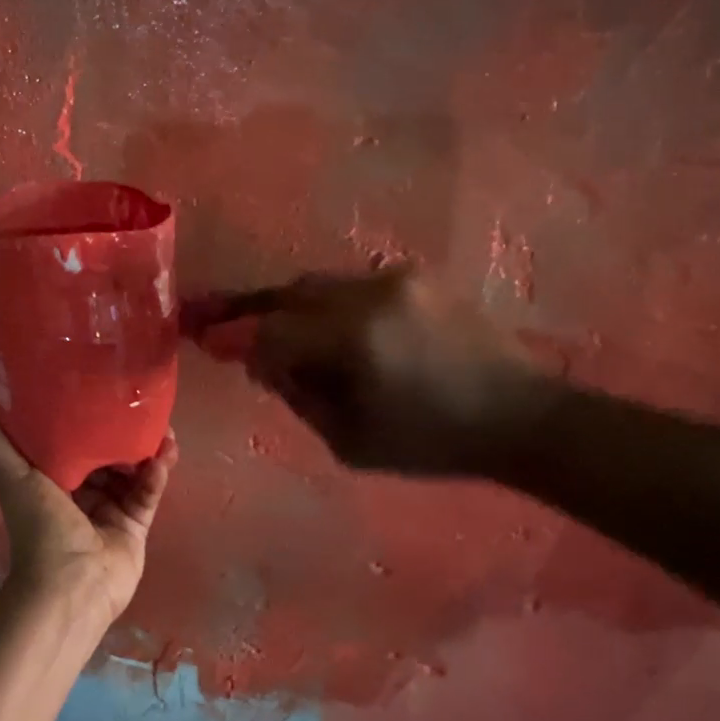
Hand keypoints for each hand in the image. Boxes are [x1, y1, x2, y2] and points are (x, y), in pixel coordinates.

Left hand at [0, 397, 178, 626]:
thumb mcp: (11, 475)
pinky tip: (165, 454)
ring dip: (146, 448)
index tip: (94, 386)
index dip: (80, 415)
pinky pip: (148, 493)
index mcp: (47, 480)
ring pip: (131, 470)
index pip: (66, 440)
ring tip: (163, 426)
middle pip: (103, 453)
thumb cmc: (39, 528)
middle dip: (121, 430)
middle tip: (140, 404)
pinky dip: (157, 474)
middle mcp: (78, 493)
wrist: (72, 587)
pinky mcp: (134, 526)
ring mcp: (109, 510)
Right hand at [192, 268, 554, 473]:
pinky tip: (313, 326)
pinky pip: (348, 287)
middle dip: (244, 307)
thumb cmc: (433, 442)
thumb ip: (298, 394)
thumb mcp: (350, 440)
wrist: (523, 415)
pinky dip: (320, 305)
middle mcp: (370, 295)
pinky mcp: (415, 278)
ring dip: (283, 305)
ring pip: (316, 286)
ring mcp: (396, 279)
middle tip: (203, 313)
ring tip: (254, 323)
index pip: (272, 331)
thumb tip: (262, 361)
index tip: (197, 336)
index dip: (231, 335)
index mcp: (354, 340)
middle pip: (287, 295)